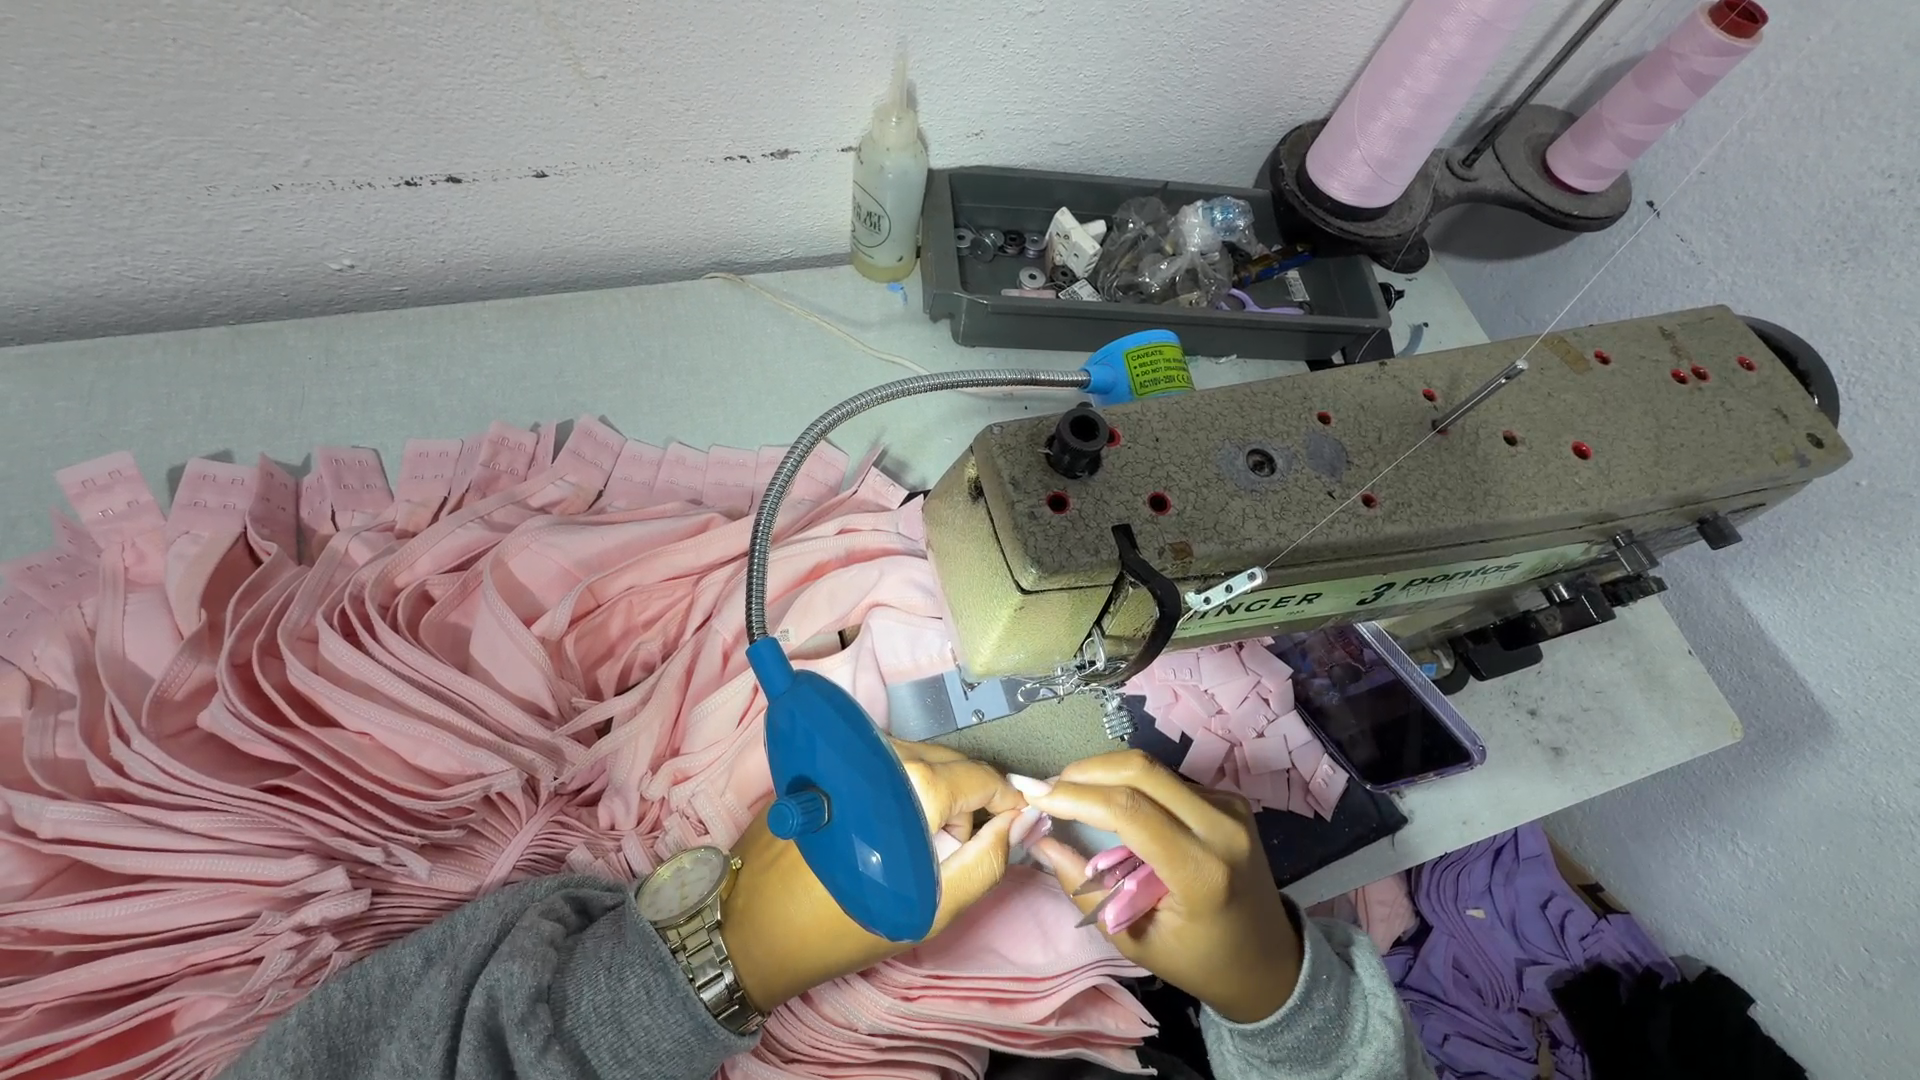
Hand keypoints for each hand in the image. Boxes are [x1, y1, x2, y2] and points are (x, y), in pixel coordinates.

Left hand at [720, 740, 1023, 1011]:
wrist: (756, 923)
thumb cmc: (845, 924)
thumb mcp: (931, 907)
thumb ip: (988, 860)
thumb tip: (1024, 819)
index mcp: (914, 787)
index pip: (983, 777)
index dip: (1003, 804)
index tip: (1004, 832)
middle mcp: (887, 754)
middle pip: (953, 763)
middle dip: (967, 802)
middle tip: (950, 851)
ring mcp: (857, 752)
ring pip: (922, 758)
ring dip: (935, 794)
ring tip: (916, 844)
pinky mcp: (835, 756)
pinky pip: (889, 761)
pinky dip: (903, 786)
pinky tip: (886, 825)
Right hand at [1022, 750, 1302, 1022]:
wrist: (1271, 964)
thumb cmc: (1201, 962)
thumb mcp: (1136, 941)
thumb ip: (1086, 889)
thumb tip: (1040, 842)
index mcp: (1202, 871)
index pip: (1128, 811)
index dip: (1075, 796)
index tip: (1033, 795)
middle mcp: (1222, 827)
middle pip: (1140, 770)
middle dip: (1085, 771)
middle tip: (1048, 788)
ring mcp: (1230, 808)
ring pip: (1151, 768)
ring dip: (1103, 772)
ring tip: (1069, 793)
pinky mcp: (1229, 799)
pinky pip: (1166, 779)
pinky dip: (1128, 783)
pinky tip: (1107, 802)